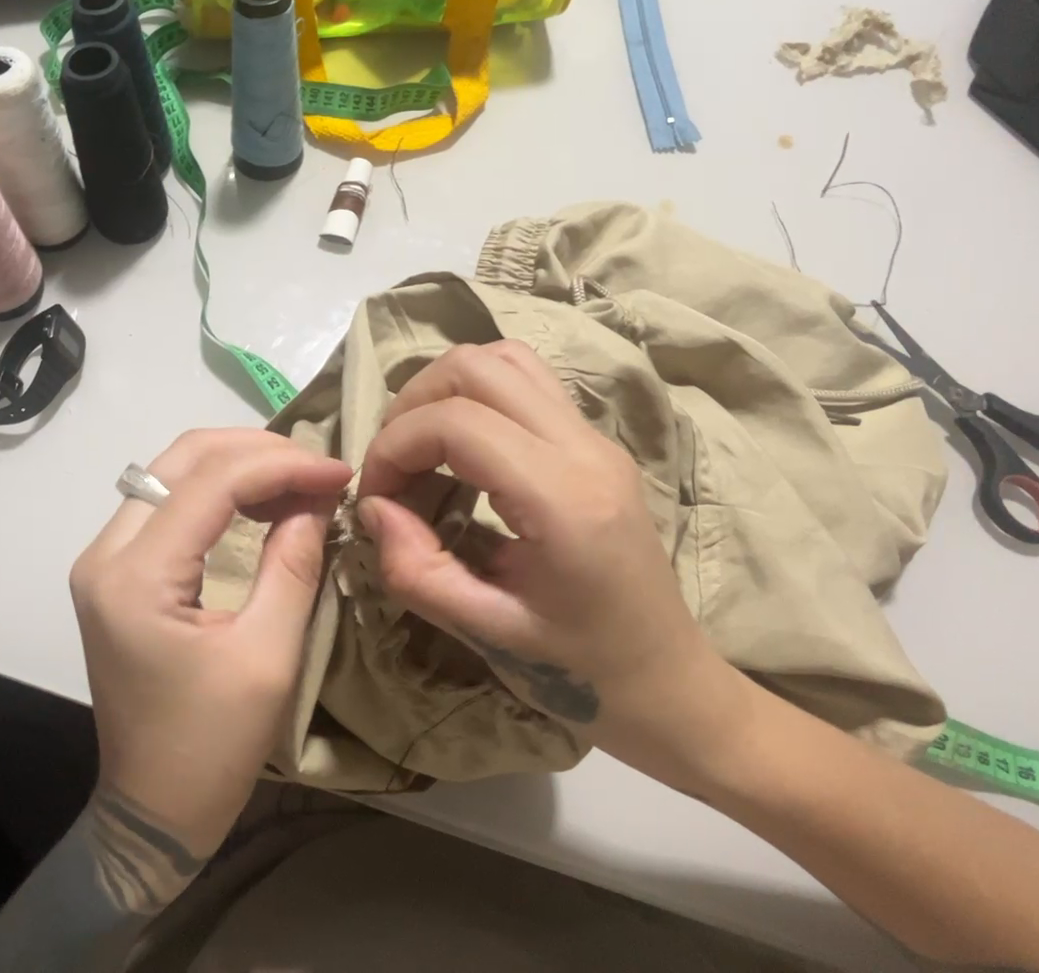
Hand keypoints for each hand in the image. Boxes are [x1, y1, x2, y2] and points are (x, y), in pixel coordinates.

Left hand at [70, 430, 352, 856]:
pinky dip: (215, 494)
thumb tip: (317, 498)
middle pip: (180, 459)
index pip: (211, 481)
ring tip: (300, 482)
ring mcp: (102, 562)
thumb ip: (292, 564)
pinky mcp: (114, 575)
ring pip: (169, 474)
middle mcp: (105, 554)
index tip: (342, 472)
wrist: (153, 808)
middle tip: (320, 470)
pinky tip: (260, 503)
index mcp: (135, 577)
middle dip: (257, 452)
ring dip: (236, 467)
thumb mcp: (268, 656)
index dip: (282, 465)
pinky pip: (164, 507)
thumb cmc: (213, 748)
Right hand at [355, 342, 757, 788]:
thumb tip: (373, 509)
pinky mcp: (593, 442)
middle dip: (411, 407)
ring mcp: (595, 439)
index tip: (375, 498)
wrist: (666, 679)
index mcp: (563, 498)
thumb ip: (417, 570)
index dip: (394, 447)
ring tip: (418, 450)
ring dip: (442, 392)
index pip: (457, 422)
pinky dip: (474, 397)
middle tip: (391, 468)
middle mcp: (585, 449)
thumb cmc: (580, 670)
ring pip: (502, 359)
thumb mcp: (486, 634)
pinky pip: (524, 382)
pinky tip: (457, 451)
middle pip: (476, 368)